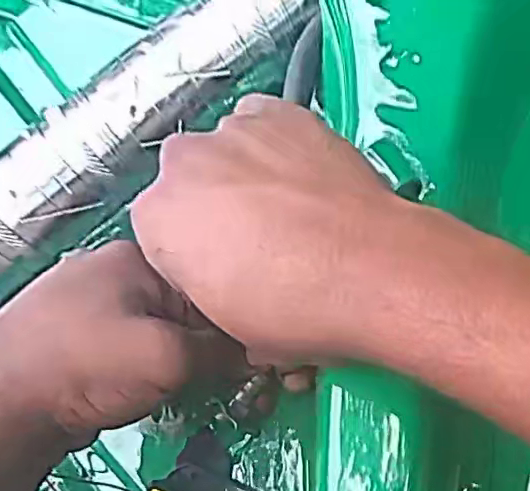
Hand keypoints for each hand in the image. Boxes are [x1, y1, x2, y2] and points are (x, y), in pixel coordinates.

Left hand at [0, 241, 239, 443]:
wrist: (5, 403)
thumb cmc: (88, 367)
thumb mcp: (169, 356)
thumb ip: (222, 352)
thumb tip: (261, 355)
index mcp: (141, 258)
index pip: (218, 285)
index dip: (248, 325)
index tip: (268, 362)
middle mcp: (122, 272)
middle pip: (198, 309)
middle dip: (225, 349)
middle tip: (245, 386)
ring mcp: (104, 304)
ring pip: (176, 331)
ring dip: (199, 363)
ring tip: (213, 391)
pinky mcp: (94, 337)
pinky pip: (151, 347)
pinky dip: (171, 369)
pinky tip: (176, 390)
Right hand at [132, 94, 409, 360]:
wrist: (371, 273)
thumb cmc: (306, 310)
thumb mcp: (246, 337)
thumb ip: (223, 310)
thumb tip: (244, 315)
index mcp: (159, 224)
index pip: (164, 244)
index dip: (199, 269)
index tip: (228, 284)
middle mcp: (183, 165)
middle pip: (193, 195)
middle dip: (222, 223)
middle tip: (266, 258)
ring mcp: (233, 132)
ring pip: (230, 162)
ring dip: (253, 188)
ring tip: (298, 229)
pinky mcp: (281, 113)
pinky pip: (269, 134)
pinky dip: (285, 158)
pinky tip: (312, 195)